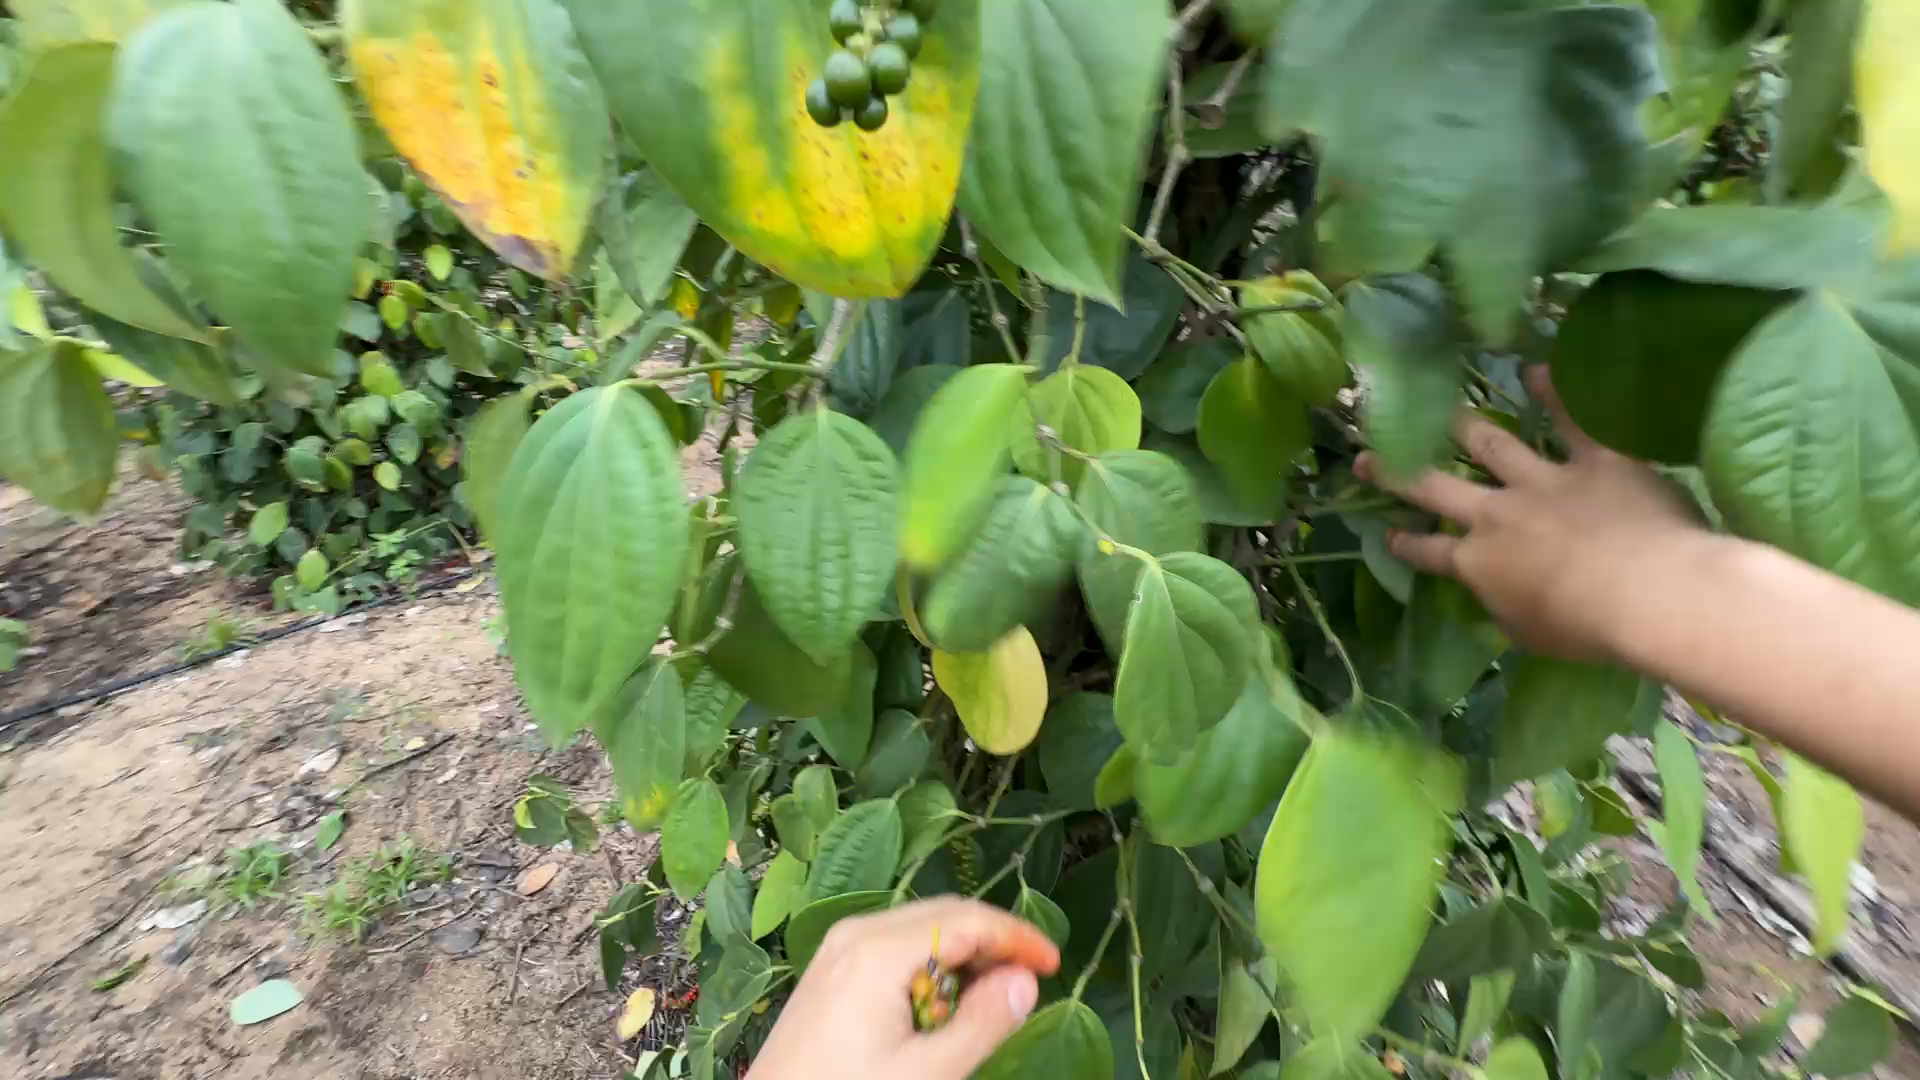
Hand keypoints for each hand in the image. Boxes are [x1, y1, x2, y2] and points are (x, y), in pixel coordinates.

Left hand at [745, 896, 1060, 1079]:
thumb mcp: (923, 1077)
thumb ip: (980, 1025)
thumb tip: (1025, 980)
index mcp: (878, 949)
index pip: (963, 920)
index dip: (1013, 935)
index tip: (1052, 962)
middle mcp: (858, 930)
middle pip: (942, 914)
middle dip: (991, 938)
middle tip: (1030, 976)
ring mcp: (840, 945)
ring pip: (920, 926)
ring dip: (962, 950)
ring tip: (994, 991)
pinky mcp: (832, 966)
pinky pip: (896, 945)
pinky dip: (930, 962)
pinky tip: (944, 999)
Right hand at [1355, 367, 1716, 664]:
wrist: (1653, 595)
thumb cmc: (1585, 627)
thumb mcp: (1527, 632)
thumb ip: (1504, 605)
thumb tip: (1500, 595)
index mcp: (1476, 561)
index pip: (1427, 550)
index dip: (1404, 543)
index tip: (1388, 533)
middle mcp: (1496, 515)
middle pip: (1433, 487)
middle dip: (1394, 473)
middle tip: (1366, 456)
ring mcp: (1544, 484)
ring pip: (1491, 446)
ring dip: (1462, 425)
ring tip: (1440, 407)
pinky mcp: (1598, 464)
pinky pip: (1575, 425)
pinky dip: (1556, 396)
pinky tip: (1538, 370)